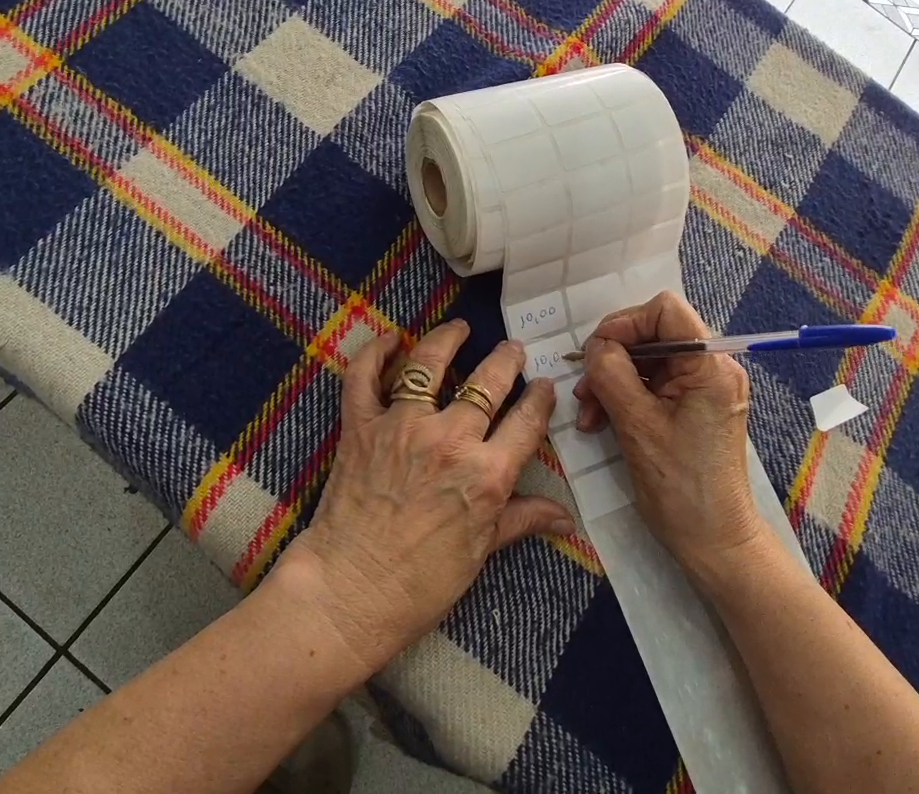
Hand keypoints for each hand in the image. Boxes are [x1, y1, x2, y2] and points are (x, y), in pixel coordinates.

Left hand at [269, 320, 574, 679]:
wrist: (352, 591)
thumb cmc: (423, 582)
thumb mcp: (481, 552)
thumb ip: (520, 520)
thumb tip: (566, 517)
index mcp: (487, 474)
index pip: (526, 422)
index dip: (540, 399)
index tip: (545, 385)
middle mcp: (450, 439)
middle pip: (487, 384)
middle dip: (506, 360)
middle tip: (513, 349)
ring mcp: (402, 426)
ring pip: (429, 364)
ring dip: (448, 339)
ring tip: (459, 327)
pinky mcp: (361, 426)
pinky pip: (364, 377)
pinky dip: (373, 353)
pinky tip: (388, 339)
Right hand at [573, 292, 762, 583]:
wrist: (713, 541)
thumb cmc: (680, 486)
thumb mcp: (636, 425)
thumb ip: (612, 374)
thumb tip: (596, 347)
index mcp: (710, 367)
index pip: (666, 311)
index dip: (625, 323)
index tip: (597, 352)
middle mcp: (713, 369)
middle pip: (653, 334)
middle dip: (613, 358)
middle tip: (585, 390)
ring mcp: (703, 389)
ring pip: (646, 361)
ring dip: (611, 381)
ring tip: (588, 414)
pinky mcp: (692, 408)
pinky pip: (651, 386)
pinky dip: (623, 398)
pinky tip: (600, 422)